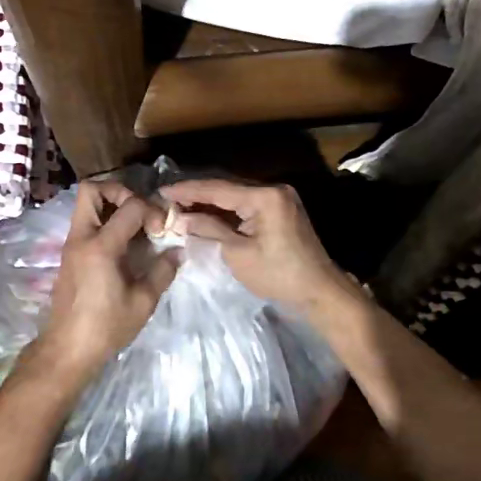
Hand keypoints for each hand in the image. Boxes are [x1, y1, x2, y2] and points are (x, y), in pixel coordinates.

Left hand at [30, 181, 179, 384]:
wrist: (67, 348)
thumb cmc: (106, 327)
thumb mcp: (142, 302)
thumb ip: (162, 271)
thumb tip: (177, 251)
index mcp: (100, 246)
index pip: (130, 206)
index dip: (152, 211)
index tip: (162, 232)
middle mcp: (81, 237)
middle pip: (92, 190)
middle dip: (120, 191)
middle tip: (140, 213)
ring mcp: (71, 244)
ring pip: (85, 205)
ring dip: (110, 206)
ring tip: (135, 227)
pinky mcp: (69, 254)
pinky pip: (85, 223)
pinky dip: (104, 222)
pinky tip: (124, 244)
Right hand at [157, 178, 350, 313]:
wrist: (320, 293)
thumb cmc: (278, 275)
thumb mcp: (237, 253)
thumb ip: (209, 229)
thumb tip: (180, 218)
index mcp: (264, 197)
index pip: (217, 188)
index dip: (186, 191)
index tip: (161, 191)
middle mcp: (272, 190)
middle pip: (225, 187)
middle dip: (195, 194)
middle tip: (166, 199)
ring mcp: (278, 199)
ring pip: (234, 195)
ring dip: (208, 201)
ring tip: (178, 205)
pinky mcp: (279, 210)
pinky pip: (245, 204)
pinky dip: (224, 209)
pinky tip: (203, 213)